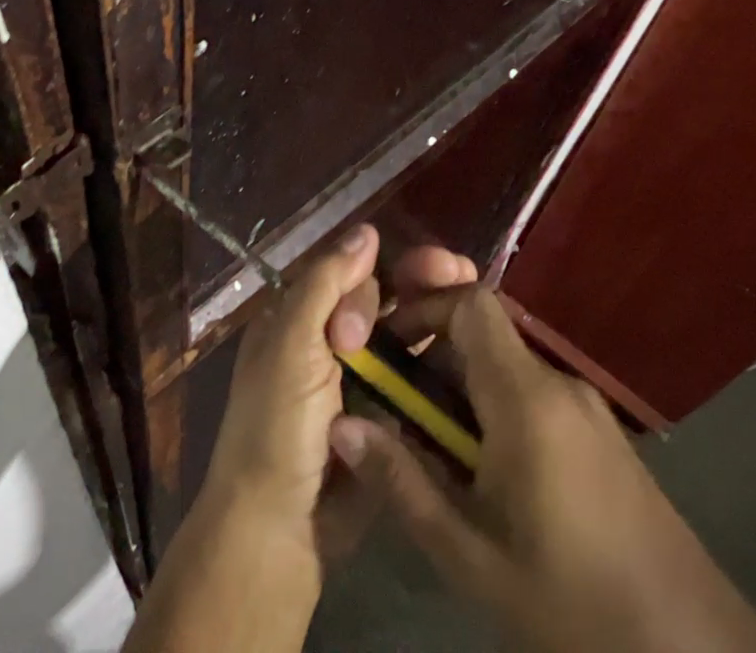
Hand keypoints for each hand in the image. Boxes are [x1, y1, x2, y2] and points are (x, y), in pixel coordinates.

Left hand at [203, 228, 479, 549]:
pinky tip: (474, 352)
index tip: (423, 273)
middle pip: (380, 302)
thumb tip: (366, 230)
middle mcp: (326, 346)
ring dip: (435, 319)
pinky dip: (440, 365)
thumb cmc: (276, 428)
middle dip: (418, 285)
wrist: (280, 526)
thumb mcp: (291, 347)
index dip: (382, 270)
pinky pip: (416, 382)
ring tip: (478, 306)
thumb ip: (324, 288)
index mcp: (295, 322)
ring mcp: (358, 384)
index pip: (347, 275)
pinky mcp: (385, 420)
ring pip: (403, 338)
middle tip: (463, 276)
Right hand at [330, 287, 755, 652]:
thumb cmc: (570, 596)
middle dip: (428, 357)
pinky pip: (531, 398)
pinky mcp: (601, 438)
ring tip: (422, 443)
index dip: (421, 306)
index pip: (472, 303)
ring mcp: (587, 412)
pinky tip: (475, 469)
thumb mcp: (467, 551)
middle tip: (389, 404)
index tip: (383, 347)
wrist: (690, 646)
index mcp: (526, 400)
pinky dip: (490, 411)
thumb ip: (401, 480)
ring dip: (456, 390)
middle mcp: (560, 388)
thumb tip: (342, 425)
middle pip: (483, 335)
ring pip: (505, 368)